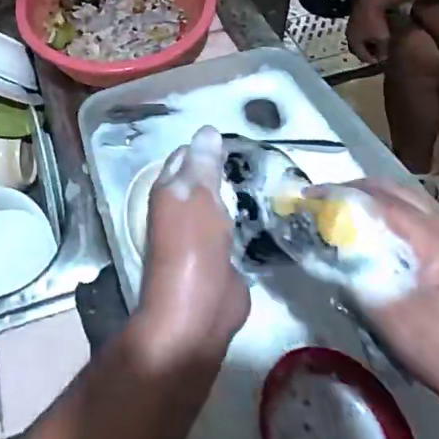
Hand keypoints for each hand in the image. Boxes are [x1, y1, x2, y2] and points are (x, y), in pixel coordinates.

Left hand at [137, 128, 249, 365]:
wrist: (197, 309)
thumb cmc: (193, 246)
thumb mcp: (198, 196)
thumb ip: (204, 164)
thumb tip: (207, 129)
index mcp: (167, 189)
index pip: (186, 155)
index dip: (206, 145)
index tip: (239, 137)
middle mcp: (179, 208)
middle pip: (202, 179)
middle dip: (224, 168)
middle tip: (262, 156)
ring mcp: (199, 234)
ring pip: (219, 204)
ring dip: (237, 194)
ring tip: (270, 179)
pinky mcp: (219, 257)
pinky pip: (233, 229)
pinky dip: (246, 220)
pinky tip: (268, 214)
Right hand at [305, 179, 438, 418]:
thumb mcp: (391, 319)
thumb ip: (354, 276)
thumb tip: (323, 249)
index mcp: (436, 241)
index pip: (378, 199)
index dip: (337, 194)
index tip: (305, 198)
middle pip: (399, 192)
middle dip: (356, 191)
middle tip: (322, 204)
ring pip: (416, 207)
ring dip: (378, 204)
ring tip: (346, 220)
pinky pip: (427, 226)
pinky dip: (397, 222)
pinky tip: (383, 246)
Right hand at [345, 0, 394, 62]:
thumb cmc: (377, 21)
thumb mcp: (382, 39)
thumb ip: (382, 51)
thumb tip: (382, 58)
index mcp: (353, 41)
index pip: (361, 55)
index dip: (372, 60)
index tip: (381, 62)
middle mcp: (349, 33)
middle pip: (358, 47)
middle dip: (368, 51)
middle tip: (379, 54)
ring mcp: (351, 24)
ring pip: (359, 37)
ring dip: (368, 42)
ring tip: (378, 44)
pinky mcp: (356, 16)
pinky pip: (362, 29)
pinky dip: (368, 33)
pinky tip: (377, 32)